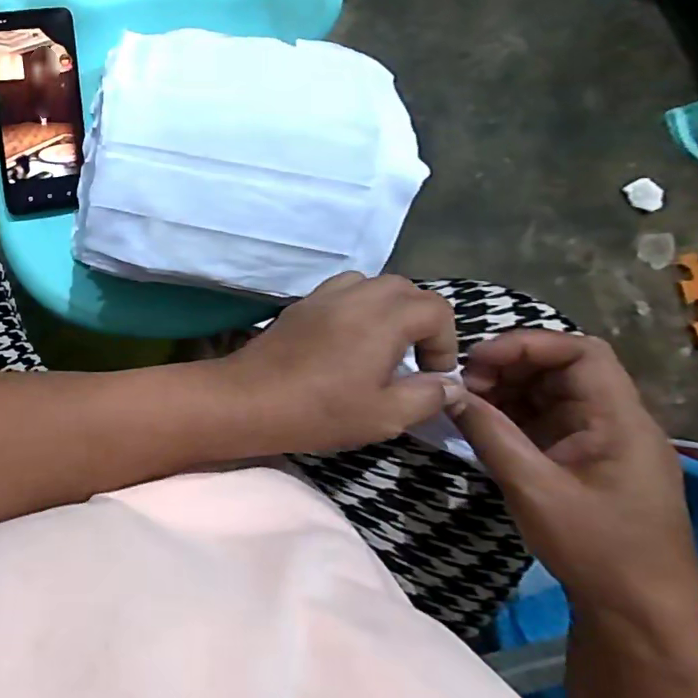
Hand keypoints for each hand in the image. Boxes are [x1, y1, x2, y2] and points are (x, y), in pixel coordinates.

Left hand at [213, 272, 463, 454]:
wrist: (247, 399)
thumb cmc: (319, 410)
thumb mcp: (386, 415)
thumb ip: (427, 396)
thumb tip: (450, 385)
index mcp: (381, 318)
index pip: (434, 308)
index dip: (445, 340)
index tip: (431, 374)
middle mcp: (351, 297)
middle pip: (402, 287)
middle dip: (418, 317)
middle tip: (412, 357)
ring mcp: (319, 298)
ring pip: (366, 282)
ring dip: (384, 307)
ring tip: (380, 345)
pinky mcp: (296, 307)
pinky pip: (335, 291)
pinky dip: (352, 306)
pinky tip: (345, 341)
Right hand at [451, 330, 697, 622]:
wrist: (642, 611)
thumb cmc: (598, 547)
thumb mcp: (532, 487)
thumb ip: (489, 433)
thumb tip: (446, 391)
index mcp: (620, 422)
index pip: (581, 352)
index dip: (527, 344)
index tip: (477, 361)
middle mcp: (615, 421)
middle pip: (561, 366)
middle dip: (507, 365)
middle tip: (463, 385)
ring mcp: (600, 439)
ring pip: (548, 389)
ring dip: (504, 387)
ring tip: (465, 403)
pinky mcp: (583, 456)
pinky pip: (544, 415)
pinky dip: (509, 411)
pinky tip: (479, 422)